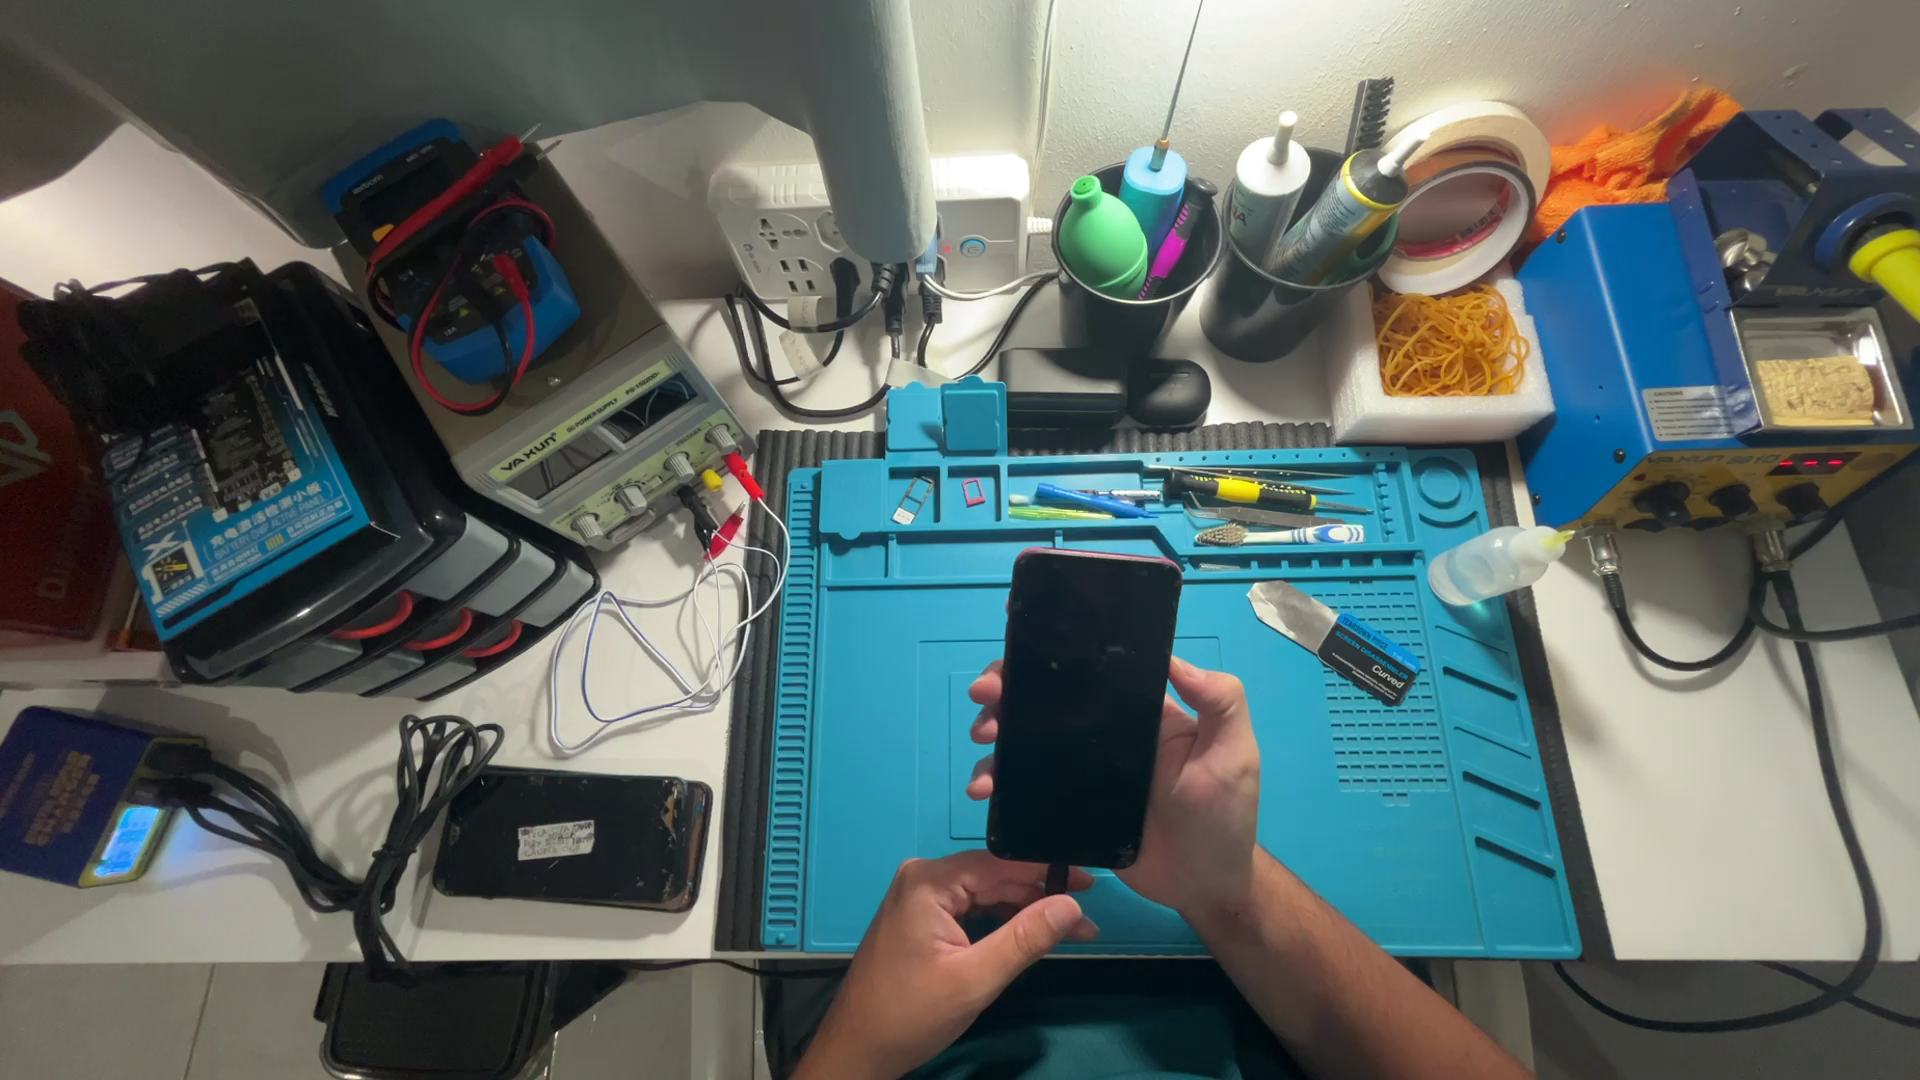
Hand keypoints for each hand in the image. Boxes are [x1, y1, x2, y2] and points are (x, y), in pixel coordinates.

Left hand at [795, 850, 1096, 1079]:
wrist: (857, 1051)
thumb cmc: (910, 1015)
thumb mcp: (974, 980)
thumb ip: (1024, 939)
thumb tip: (1071, 906)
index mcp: (930, 880)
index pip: (999, 863)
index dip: (1045, 870)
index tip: (1087, 881)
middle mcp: (924, 876)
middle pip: (994, 875)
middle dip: (1040, 894)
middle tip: (1086, 912)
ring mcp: (921, 895)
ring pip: (985, 891)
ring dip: (1024, 909)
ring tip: (1071, 926)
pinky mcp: (923, 915)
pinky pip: (970, 906)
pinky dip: (1000, 920)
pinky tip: (1030, 931)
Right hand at [965, 655, 1260, 919]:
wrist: (1205, 885)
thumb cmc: (1224, 815)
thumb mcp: (1234, 752)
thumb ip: (1220, 701)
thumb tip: (1173, 657)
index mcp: (1132, 710)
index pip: (1084, 670)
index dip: (1046, 655)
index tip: (1014, 646)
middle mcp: (1098, 733)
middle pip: (1041, 700)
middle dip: (1005, 690)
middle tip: (985, 696)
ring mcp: (1077, 770)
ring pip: (1023, 740)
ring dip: (993, 731)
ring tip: (983, 741)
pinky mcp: (1063, 806)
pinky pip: (1023, 789)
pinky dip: (996, 782)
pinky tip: (983, 788)